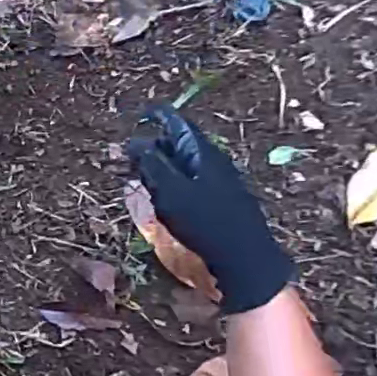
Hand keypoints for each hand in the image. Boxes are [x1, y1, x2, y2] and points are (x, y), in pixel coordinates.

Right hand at [127, 104, 294, 313]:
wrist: (247, 260)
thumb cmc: (205, 222)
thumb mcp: (170, 191)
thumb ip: (151, 164)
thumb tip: (135, 142)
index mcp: (202, 152)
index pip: (176, 123)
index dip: (156, 116)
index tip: (139, 116)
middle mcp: (213, 161)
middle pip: (178, 143)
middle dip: (153, 146)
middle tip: (129, 157)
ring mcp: (219, 180)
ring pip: (183, 163)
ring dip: (160, 166)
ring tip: (140, 179)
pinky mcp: (221, 199)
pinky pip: (190, 180)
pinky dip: (172, 182)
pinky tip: (163, 199)